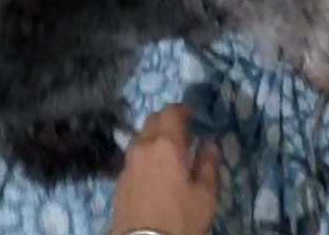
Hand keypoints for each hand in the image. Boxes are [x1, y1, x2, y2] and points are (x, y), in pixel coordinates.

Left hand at [109, 103, 217, 234]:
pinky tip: (154, 173)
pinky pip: (133, 157)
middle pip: (152, 120)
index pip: (170, 112)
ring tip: (169, 156)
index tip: (192, 115)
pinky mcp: (119, 179)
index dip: (181, 109)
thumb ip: (207, 165)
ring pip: (141, 138)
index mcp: (165, 144)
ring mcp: (128, 162)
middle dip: (167, 122)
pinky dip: (145, 156)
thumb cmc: (180, 220)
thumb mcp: (204, 197)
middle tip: (183, 137)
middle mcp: (143, 146)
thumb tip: (209, 145)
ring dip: (154, 139)